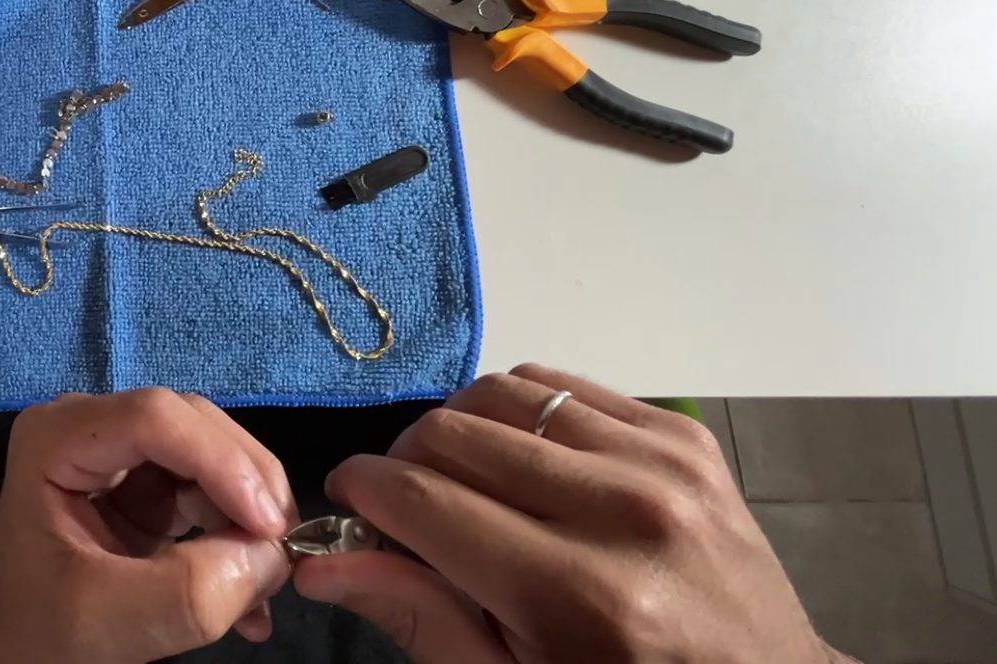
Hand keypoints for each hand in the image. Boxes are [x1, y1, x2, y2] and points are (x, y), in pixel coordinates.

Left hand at [0, 389, 296, 663]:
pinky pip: (208, 487)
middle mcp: (90, 426)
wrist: (19, 658)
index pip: (154, 417)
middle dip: (243, 481)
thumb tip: (268, 554)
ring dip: (248, 510)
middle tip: (281, 550)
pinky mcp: (145, 483)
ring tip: (266, 581)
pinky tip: (252, 594)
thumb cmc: (40, 636)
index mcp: (57, 437)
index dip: (219, 460)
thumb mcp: (103, 622)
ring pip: (208, 450)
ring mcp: (120, 452)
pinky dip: (238, 531)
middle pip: (189, 423)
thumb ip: (186, 592)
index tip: (266, 527)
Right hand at [294, 364, 833, 662]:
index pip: (419, 499)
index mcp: (584, 600)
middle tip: (406, 503)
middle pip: (447, 433)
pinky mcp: (681, 435)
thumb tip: (315, 562)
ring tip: (463, 475)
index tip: (346, 499)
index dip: (360, 489)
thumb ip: (414, 615)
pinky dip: (512, 411)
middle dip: (401, 462)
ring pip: (491, 391)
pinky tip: (522, 458)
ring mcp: (663, 464)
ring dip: (454, 428)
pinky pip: (549, 382)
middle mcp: (626, 515)